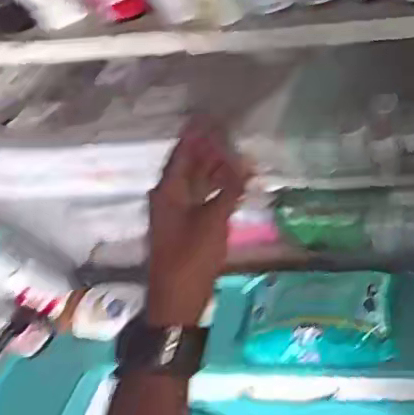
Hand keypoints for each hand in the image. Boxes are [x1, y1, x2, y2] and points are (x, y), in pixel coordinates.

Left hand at [146, 121, 249, 326]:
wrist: (178, 298)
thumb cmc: (191, 257)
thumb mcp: (214, 220)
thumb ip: (230, 189)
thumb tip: (245, 162)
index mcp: (167, 192)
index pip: (182, 154)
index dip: (195, 135)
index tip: (208, 116)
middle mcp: (168, 197)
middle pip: (188, 165)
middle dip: (208, 148)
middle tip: (229, 130)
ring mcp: (177, 212)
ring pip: (196, 180)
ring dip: (215, 167)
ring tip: (238, 153)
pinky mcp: (187, 224)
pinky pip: (202, 195)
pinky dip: (217, 186)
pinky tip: (235, 183)